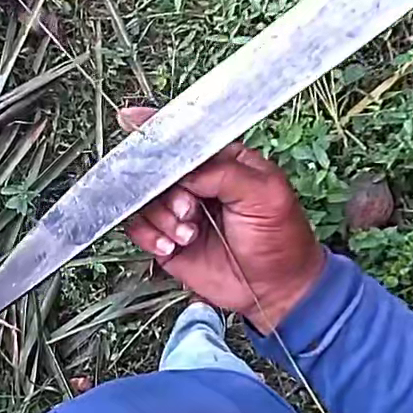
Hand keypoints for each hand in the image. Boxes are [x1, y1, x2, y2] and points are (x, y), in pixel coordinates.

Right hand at [117, 107, 325, 333]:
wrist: (275, 290)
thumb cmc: (280, 239)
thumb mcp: (264, 194)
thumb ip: (223, 173)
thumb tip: (181, 171)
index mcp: (221, 162)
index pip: (184, 139)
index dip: (157, 131)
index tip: (132, 121)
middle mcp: (195, 184)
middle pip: (155, 170)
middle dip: (165, 190)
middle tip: (187, 209)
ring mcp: (178, 212)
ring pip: (143, 200)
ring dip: (161, 217)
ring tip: (188, 234)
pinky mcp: (166, 239)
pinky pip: (138, 228)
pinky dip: (149, 236)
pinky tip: (170, 246)